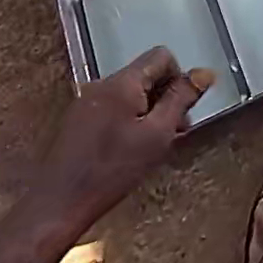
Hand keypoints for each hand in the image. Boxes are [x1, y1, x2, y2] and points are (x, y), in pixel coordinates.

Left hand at [32, 46, 214, 223]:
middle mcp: (102, 85)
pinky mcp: (78, 121)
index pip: (162, 56)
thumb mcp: (158, 133)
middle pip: (146, 74)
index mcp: (122, 83)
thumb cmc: (113, 170)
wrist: (58, 206)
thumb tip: (204, 73)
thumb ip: (182, 98)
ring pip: (131, 93)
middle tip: (174, 131)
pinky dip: (130, 120)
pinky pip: (115, 107)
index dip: (179, 78)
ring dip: (150, 111)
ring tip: (154, 144)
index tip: (181, 110)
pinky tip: (130, 150)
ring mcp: (86, 102)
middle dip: (166, 97)